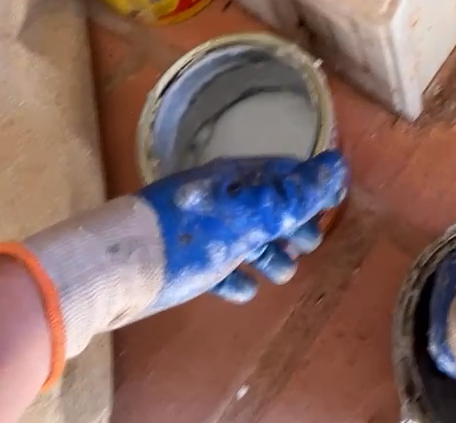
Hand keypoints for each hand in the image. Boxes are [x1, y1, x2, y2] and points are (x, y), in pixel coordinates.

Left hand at [135, 151, 348, 306]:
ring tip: (285, 273)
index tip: (334, 202)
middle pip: (266, 205)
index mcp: (238, 178)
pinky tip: (245, 291)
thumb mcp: (251, 214)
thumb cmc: (193, 236)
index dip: (312, 185)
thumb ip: (294, 194)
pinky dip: (236, 275)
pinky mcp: (181, 260)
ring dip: (267, 252)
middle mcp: (221, 196)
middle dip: (292, 223)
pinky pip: (218, 265)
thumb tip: (336, 165)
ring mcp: (200, 228)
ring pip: (244, 236)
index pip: (285, 172)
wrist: (119, 267)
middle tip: (312, 243)